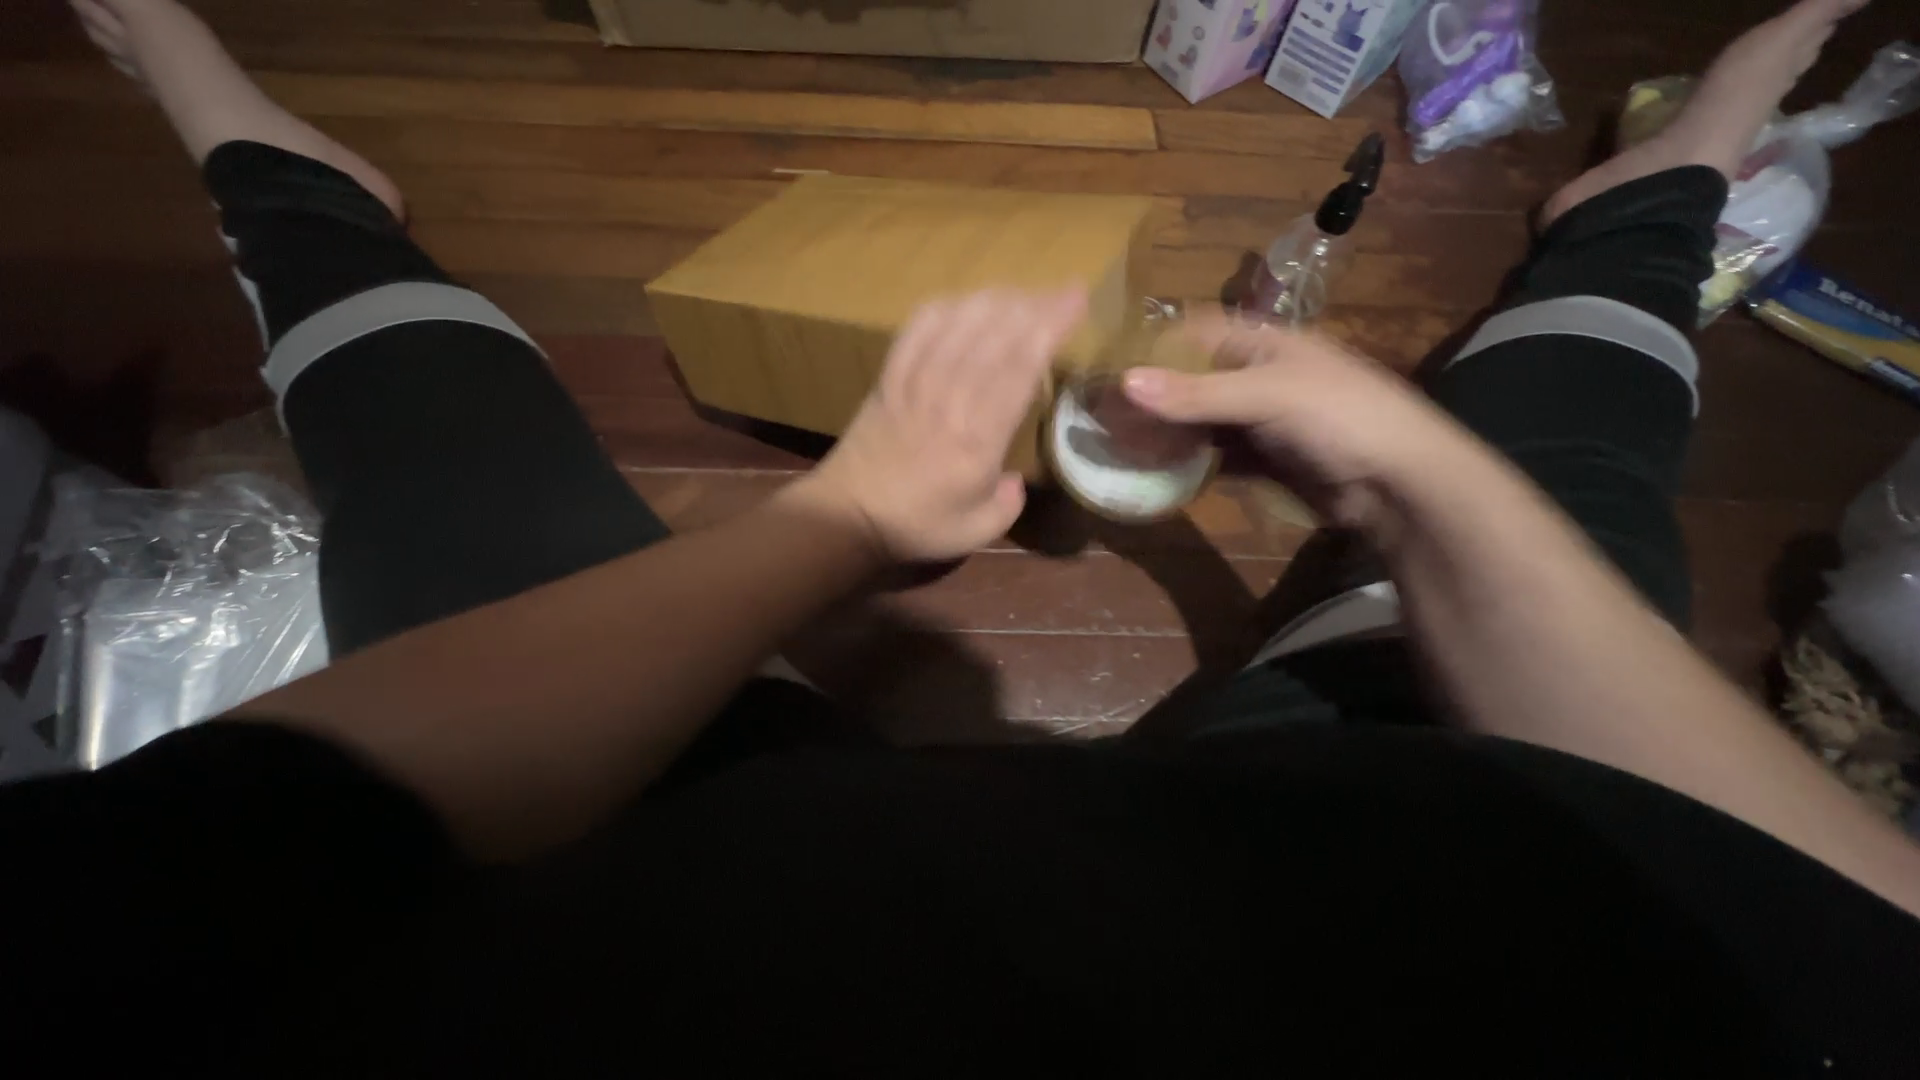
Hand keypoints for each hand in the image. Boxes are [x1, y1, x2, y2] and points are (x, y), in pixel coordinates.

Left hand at [794, 288, 1088, 563]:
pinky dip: (946, 307)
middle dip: (1035, 305)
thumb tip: (1017, 479)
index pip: (1020, 367)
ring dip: (996, 301)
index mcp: (978, 437)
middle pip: (996, 335)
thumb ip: (1008, 504)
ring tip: (1023, 295)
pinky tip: (966, 301)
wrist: (848, 514)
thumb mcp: (977, 531)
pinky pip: (918, 328)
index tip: (1075, 301)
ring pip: (960, 323)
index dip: (1050, 327)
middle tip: (1063, 291)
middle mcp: (949, 398)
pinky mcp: (890, 376)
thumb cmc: (916, 525)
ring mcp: (915, 382)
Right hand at [1121, 314, 1470, 529]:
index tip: (1108, 363)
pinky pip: (1215, 456)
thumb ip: (1196, 393)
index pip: (1197, 332)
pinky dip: (1187, 461)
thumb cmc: (1340, 417)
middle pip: (1193, 380)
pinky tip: (1157, 469)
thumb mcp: (1268, 396)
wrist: (1400, 483)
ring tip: (1119, 443)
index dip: (1155, 344)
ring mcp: (1261, 420)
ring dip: (1167, 431)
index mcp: (1265, 344)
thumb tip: (1123, 382)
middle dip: (1153, 395)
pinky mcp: (1264, 460)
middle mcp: (1258, 376)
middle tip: (1104, 413)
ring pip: (1201, 421)